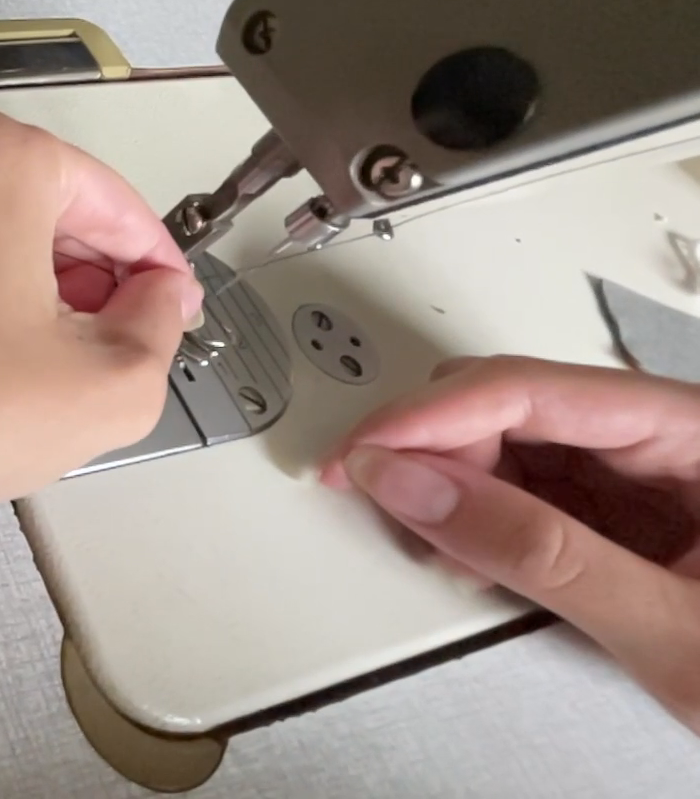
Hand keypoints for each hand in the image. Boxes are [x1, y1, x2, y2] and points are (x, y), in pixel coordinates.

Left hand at [0, 107, 201, 554]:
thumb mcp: (105, 385)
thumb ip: (159, 327)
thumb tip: (156, 296)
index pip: (110, 205)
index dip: (152, 266)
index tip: (166, 307)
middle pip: (38, 210)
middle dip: (81, 276)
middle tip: (101, 345)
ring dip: (16, 282)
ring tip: (29, 361)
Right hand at [320, 356, 699, 730]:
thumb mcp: (680, 636)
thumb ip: (539, 553)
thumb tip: (406, 482)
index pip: (528, 391)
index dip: (425, 416)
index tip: (358, 456)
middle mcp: (671, 437)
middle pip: (501, 404)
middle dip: (431, 453)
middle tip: (395, 505)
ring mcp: (642, 469)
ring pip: (492, 437)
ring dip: (442, 486)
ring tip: (445, 550)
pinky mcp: (613, 503)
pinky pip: (508, 479)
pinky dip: (466, 512)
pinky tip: (471, 553)